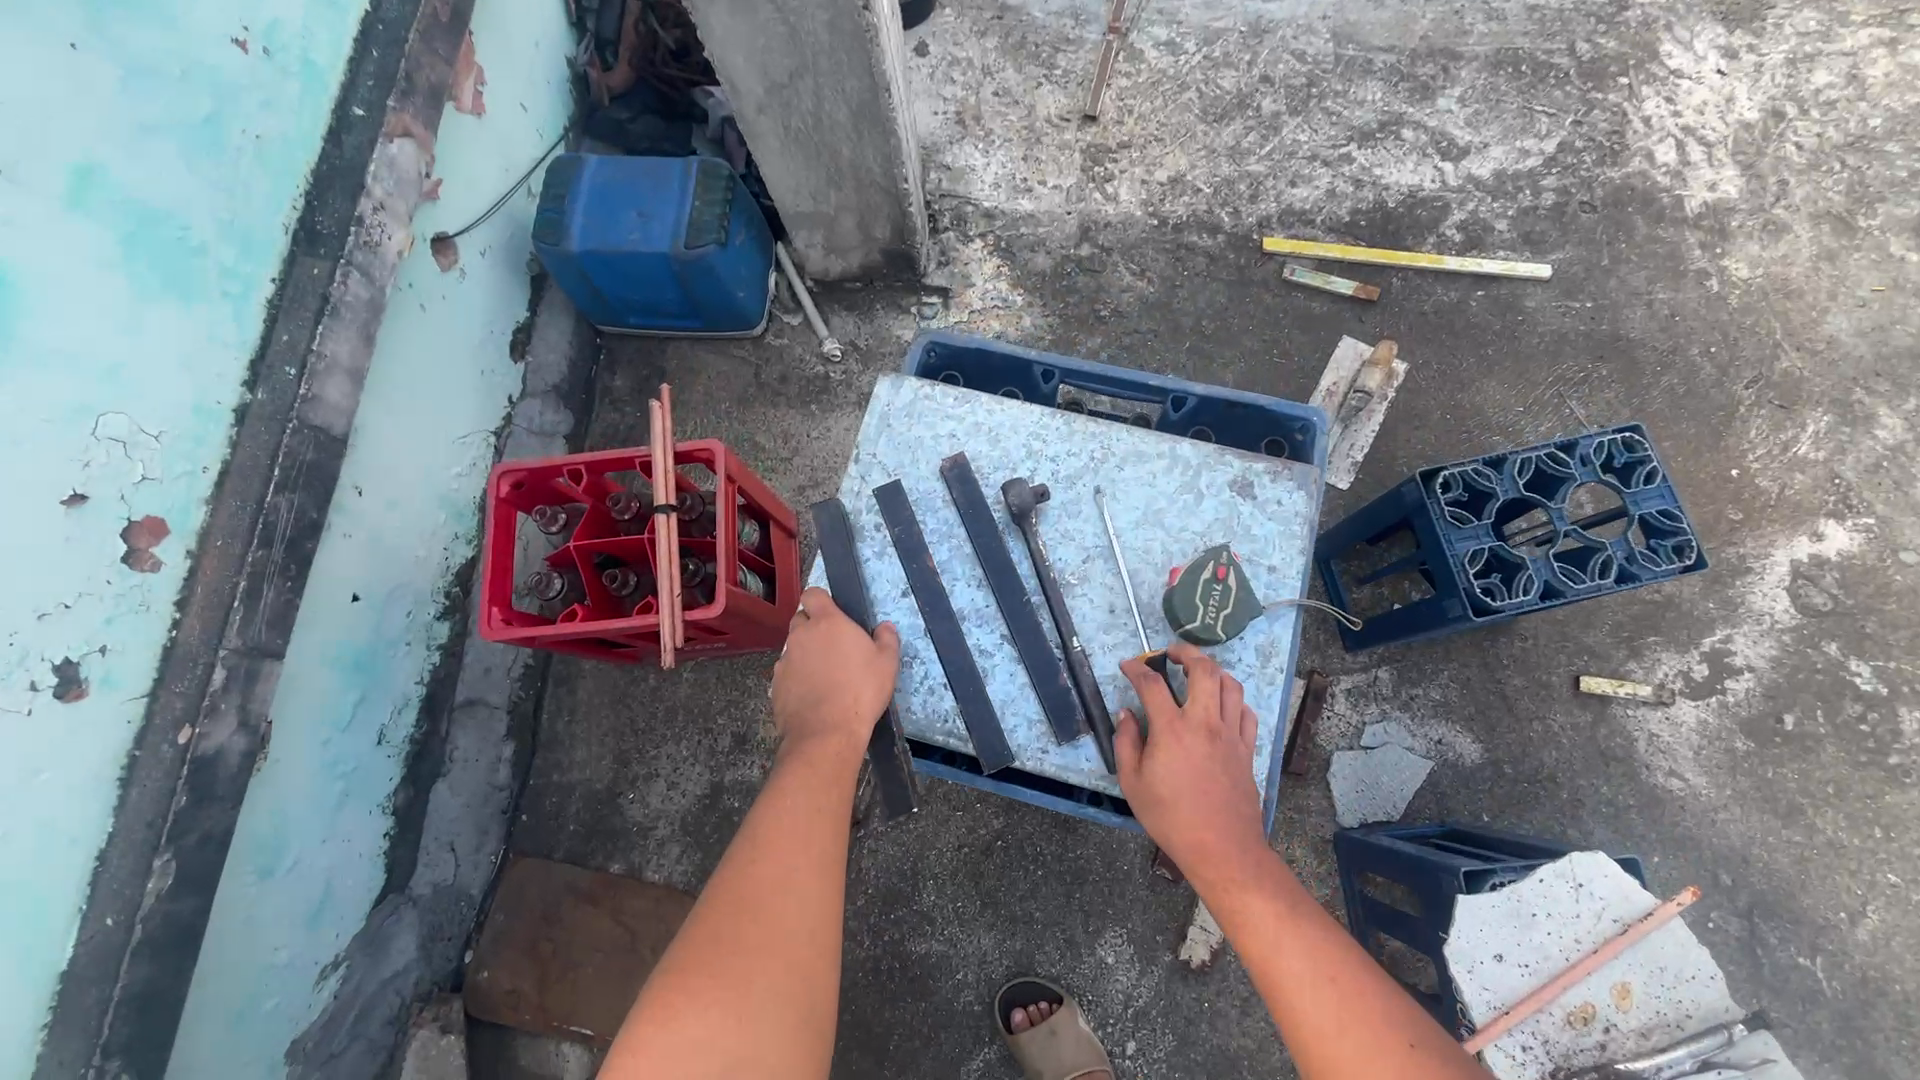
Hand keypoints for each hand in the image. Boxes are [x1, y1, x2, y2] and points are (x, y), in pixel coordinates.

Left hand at [770, 587, 901, 763]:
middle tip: (832, 647)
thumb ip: (887, 639)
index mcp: (827, 622)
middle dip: (812, 627)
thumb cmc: (861, 691)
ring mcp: (785, 660)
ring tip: (823, 676)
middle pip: (800, 619)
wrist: (827, 732)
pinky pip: (786, 673)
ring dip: (804, 654)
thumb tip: (885, 627)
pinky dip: (796, 678)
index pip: (813, 594)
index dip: (821, 601)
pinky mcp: (775, 684)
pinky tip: (811, 695)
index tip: (832, 613)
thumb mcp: (887, 664)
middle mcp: (801, 635)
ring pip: (792, 648)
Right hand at [1115, 643, 1267, 878]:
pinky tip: (1224, 705)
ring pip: (1231, 685)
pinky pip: (1247, 713)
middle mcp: (1204, 723)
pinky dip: (1235, 701)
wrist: (1220, 847)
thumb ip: (1126, 742)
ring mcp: (1230, 735)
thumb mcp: (1132, 783)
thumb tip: (1125, 715)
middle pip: (1203, 670)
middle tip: (1172, 652)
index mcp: (1171, 729)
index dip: (1137, 668)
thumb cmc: (1169, 817)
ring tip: (1199, 672)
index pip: (1152, 684)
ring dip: (1214, 671)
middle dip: (1187, 652)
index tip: (1128, 665)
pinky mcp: (1247, 749)